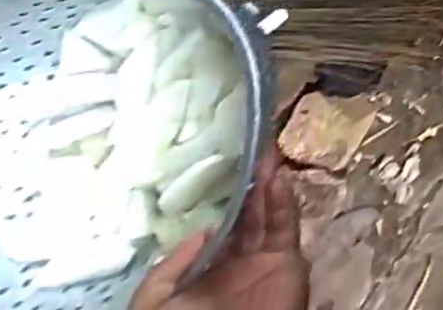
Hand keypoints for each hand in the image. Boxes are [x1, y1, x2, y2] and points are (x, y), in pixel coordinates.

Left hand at [130, 150, 308, 309]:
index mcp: (205, 274)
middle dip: (252, 183)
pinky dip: (285, 202)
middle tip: (257, 149)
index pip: (219, 228)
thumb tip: (204, 230)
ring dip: (269, 185)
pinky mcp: (288, 262)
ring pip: (269, 214)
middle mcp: (236, 263)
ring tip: (268, 156)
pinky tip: (277, 181)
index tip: (229, 167)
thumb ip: (165, 272)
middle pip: (248, 213)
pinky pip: (287, 227)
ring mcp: (264, 261)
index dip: (225, 199)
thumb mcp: (153, 307)